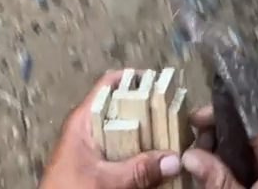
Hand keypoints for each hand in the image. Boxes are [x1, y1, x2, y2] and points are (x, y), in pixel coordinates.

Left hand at [38, 71, 185, 188]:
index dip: (133, 79)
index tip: (161, 83)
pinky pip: (121, 152)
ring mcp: (91, 148)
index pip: (108, 85)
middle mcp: (87, 128)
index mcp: (83, 120)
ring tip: (171, 134)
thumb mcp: (106, 181)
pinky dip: (137, 153)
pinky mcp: (96, 166)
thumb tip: (175, 159)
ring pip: (123, 132)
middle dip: (147, 110)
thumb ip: (138, 170)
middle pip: (121, 108)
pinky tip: (155, 160)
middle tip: (174, 113)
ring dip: (145, 134)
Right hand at [181, 107, 257, 188]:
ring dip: (223, 150)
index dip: (218, 115)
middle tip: (193, 146)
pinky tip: (217, 172)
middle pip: (246, 130)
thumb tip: (189, 154)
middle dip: (217, 135)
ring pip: (248, 146)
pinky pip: (254, 162)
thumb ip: (216, 178)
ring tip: (200, 160)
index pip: (247, 118)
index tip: (193, 121)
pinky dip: (234, 164)